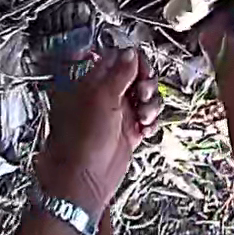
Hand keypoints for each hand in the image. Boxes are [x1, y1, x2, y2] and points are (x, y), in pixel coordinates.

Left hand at [33, 48, 163, 221]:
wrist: (84, 182)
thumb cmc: (81, 141)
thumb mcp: (102, 99)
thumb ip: (119, 74)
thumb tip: (131, 52)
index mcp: (92, 82)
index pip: (118, 59)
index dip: (133, 61)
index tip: (141, 71)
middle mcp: (106, 96)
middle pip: (136, 76)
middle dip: (146, 82)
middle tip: (143, 94)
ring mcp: (118, 114)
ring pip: (145, 96)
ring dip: (151, 103)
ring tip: (144, 115)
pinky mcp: (129, 132)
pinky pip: (148, 118)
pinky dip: (151, 121)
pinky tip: (145, 128)